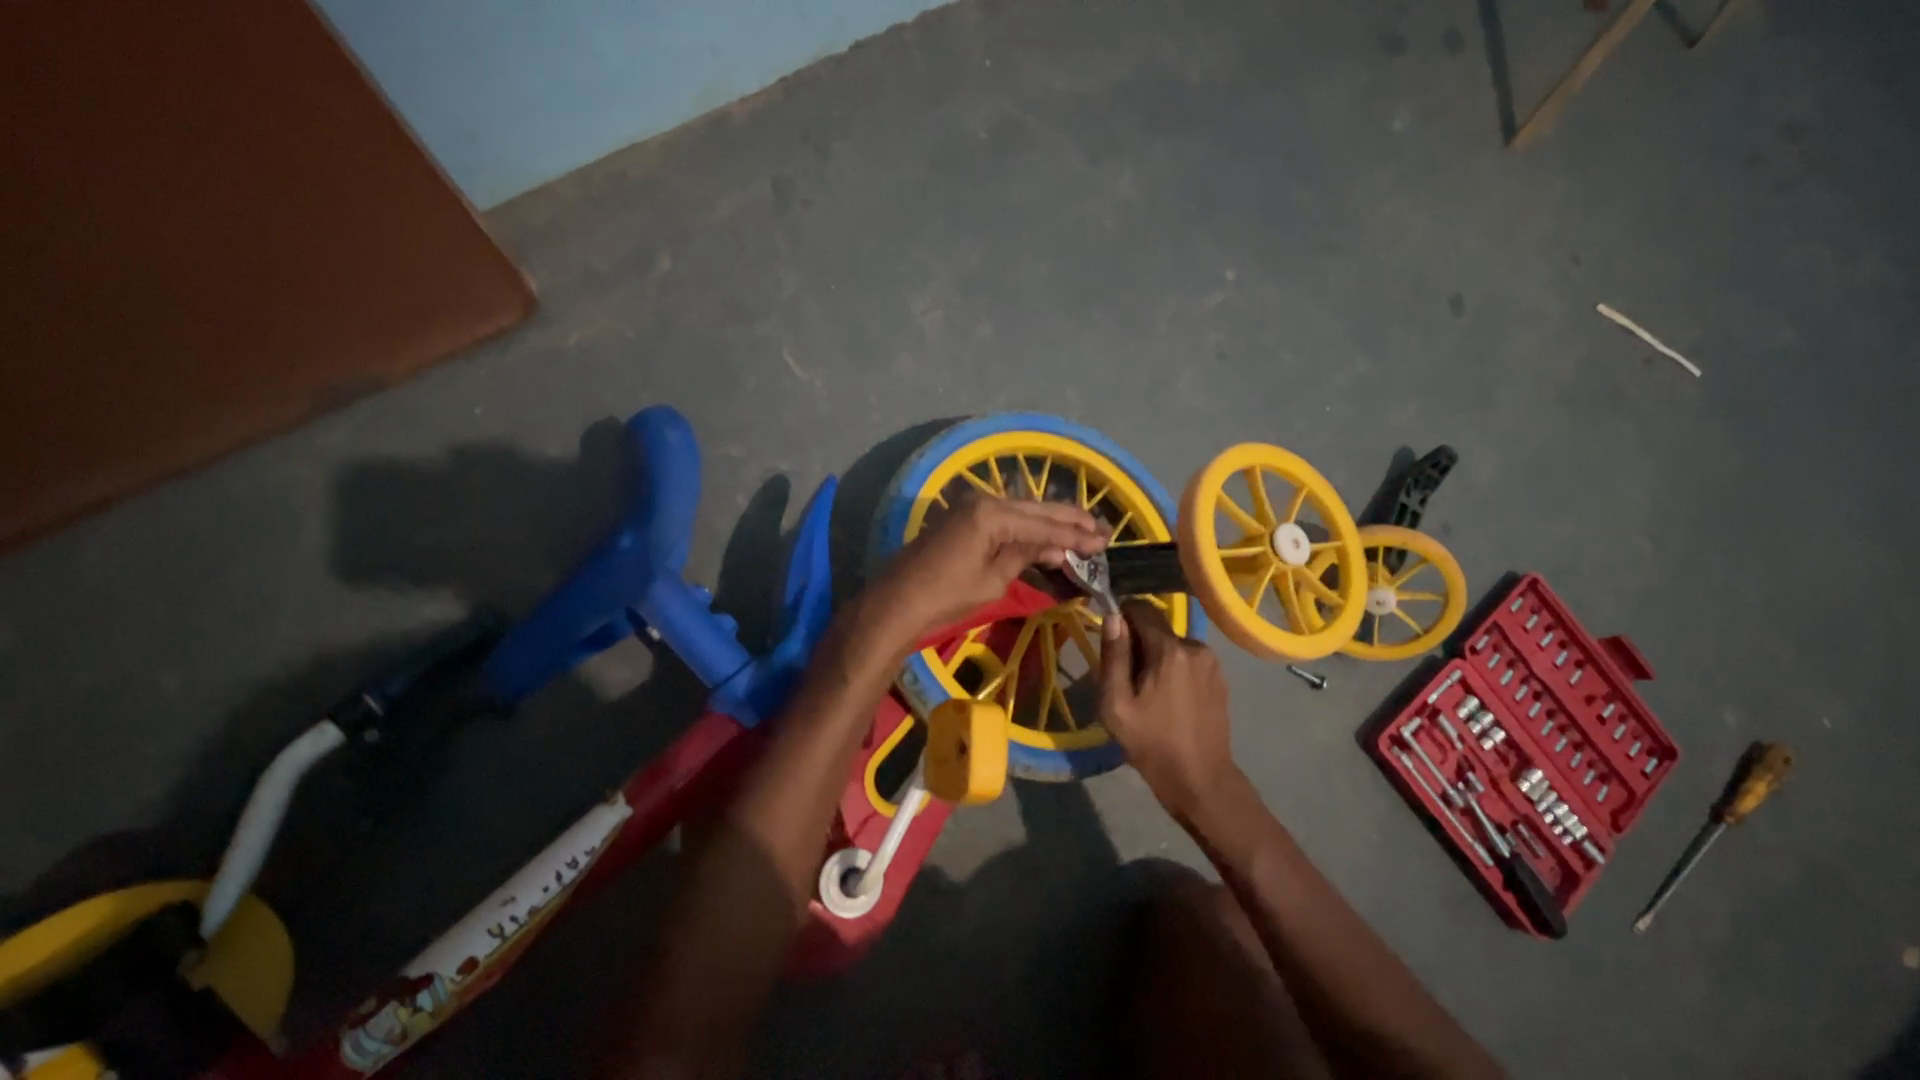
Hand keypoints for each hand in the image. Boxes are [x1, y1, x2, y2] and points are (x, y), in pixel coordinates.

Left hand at [866, 493, 1107, 645]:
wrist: (898, 602)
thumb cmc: (946, 596)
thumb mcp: (994, 580)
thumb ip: (1026, 555)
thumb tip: (1055, 546)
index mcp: (992, 513)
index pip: (1044, 524)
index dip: (1076, 535)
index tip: (1105, 541)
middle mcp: (983, 500)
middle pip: (1036, 509)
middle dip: (1069, 520)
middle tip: (1102, 528)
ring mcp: (970, 506)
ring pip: (1021, 511)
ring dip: (1050, 521)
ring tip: (1083, 529)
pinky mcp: (962, 518)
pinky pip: (1005, 517)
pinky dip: (1028, 525)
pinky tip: (1047, 532)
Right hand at [1099, 600, 1239, 819]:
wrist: (1200, 779)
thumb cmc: (1151, 744)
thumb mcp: (1117, 704)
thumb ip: (1114, 656)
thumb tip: (1112, 616)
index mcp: (1170, 650)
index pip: (1142, 609)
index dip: (1121, 617)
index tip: (1109, 641)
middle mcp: (1196, 647)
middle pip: (1158, 629)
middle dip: (1138, 645)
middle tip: (1125, 680)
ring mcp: (1213, 663)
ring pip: (1173, 646)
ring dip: (1157, 659)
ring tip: (1148, 694)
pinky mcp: (1220, 679)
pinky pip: (1189, 662)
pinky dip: (1175, 671)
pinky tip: (1169, 701)